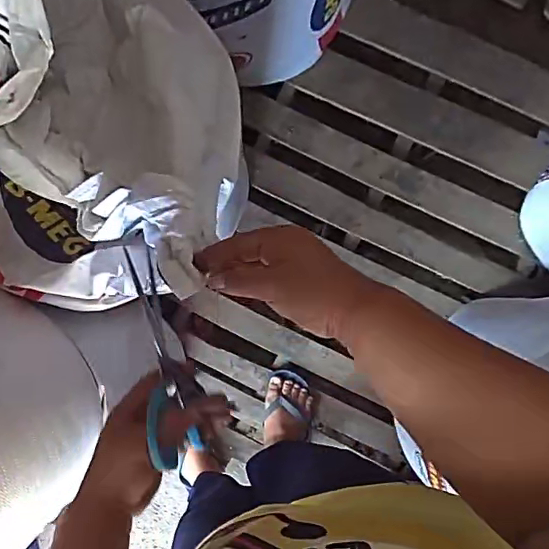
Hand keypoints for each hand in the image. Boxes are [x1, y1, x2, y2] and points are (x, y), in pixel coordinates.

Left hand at [76, 369, 230, 515]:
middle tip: (216, 401)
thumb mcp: (144, 442)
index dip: (173, 375)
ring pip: (178, 422)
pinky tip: (207, 434)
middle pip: (172, 404)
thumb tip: (194, 410)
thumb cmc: (115, 474)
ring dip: (199, 419)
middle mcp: (140, 422)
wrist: (110, 505)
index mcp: (129, 412)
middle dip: (195, 401)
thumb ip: (171, 425)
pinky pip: (179, 439)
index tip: (192, 370)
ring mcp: (149, 439)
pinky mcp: (157, 455)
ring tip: (219, 417)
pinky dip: (194, 435)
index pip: (153, 384)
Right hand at [194, 226, 390, 339]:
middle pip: (248, 250)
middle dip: (225, 263)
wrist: (354, 310)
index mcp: (279, 238)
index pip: (238, 243)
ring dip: (239, 272)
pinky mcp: (305, 274)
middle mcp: (288, 242)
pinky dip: (255, 279)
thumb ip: (240, 281)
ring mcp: (298, 258)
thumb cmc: (314, 295)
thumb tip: (215, 278)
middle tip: (201, 274)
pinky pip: (271, 271)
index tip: (195, 265)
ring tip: (217, 283)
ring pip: (260, 262)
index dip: (215, 255)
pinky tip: (246, 289)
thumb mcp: (271, 287)